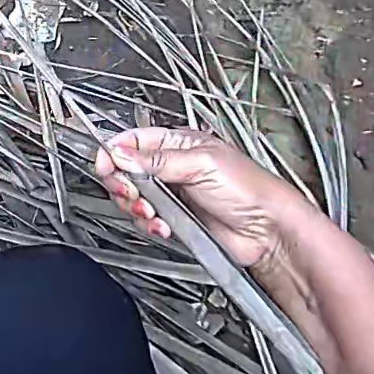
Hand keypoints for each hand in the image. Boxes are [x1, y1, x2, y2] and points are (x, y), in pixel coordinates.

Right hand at [92, 128, 303, 267]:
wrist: (268, 231)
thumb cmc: (249, 189)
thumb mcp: (201, 164)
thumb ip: (157, 160)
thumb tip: (121, 154)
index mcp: (176, 144)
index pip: (131, 141)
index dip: (113, 152)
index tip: (106, 166)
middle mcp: (169, 166)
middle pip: (124, 171)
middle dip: (122, 184)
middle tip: (131, 193)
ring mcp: (170, 193)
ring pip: (131, 197)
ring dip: (136, 207)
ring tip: (151, 212)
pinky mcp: (172, 217)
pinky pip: (145, 220)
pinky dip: (149, 224)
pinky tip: (163, 225)